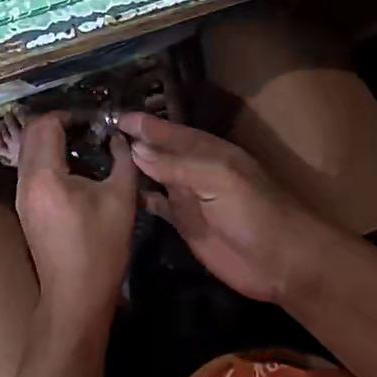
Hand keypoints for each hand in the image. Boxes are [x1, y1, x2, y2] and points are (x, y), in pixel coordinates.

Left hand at [13, 111, 138, 325]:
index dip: (67, 115)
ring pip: (27, 150)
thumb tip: (118, 137)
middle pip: (31, 134)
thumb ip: (122, 159)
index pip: (47, 126)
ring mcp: (21, 195)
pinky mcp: (24, 207)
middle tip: (84, 125)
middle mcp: (26, 181)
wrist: (76, 297)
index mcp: (46, 175)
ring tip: (79, 140)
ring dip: (48, 138)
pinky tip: (70, 163)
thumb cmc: (101, 247)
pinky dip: (45, 155)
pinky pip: (29, 167)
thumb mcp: (122, 198)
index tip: (90, 119)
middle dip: (56, 122)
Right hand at [118, 112, 329, 303]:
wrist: (282, 262)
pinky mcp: (185, 224)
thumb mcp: (218, 179)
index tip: (111, 115)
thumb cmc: (254, 211)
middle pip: (157, 151)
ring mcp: (188, 196)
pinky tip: (119, 195)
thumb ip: (177, 165)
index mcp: (204, 149)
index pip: (166, 131)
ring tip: (98, 159)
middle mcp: (192, 168)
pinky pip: (157, 205)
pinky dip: (140, 199)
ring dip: (132, 168)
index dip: (142, 123)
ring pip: (153, 176)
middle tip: (95, 134)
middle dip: (131, 141)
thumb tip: (136, 149)